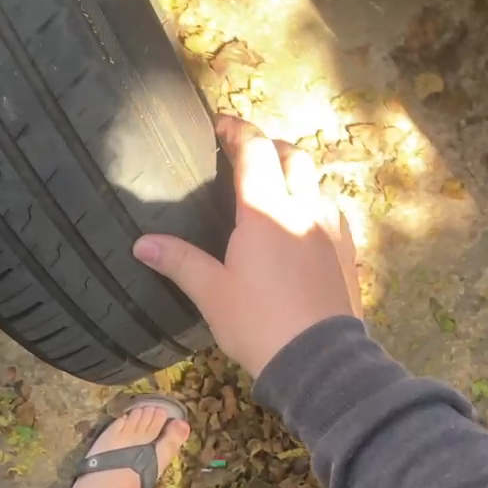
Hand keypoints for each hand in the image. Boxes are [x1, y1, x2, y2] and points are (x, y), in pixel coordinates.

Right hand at [131, 115, 359, 375]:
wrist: (317, 360)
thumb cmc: (258, 324)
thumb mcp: (211, 294)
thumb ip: (179, 262)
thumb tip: (141, 244)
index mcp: (265, 211)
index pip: (254, 150)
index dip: (237, 131)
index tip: (220, 126)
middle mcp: (304, 209)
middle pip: (293, 156)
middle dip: (269, 147)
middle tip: (246, 156)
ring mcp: (331, 230)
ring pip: (318, 182)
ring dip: (296, 174)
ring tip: (276, 188)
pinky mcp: (347, 254)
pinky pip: (333, 213)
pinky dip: (316, 204)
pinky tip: (305, 224)